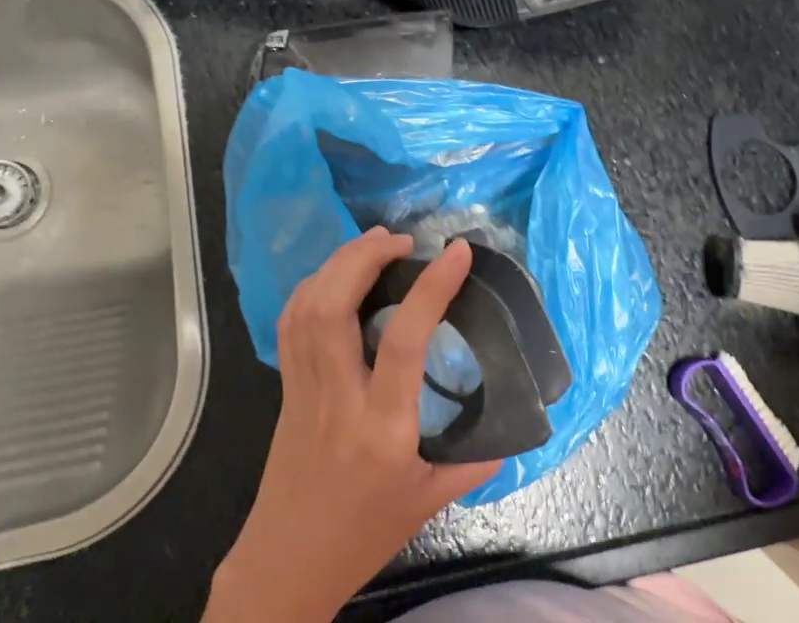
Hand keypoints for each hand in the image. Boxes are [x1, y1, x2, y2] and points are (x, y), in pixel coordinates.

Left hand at [205, 228, 499, 622]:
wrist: (288, 559)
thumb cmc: (363, 534)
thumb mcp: (428, 502)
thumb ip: (472, 463)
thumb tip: (512, 432)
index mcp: (382, 426)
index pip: (405, 341)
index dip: (431, 288)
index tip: (456, 252)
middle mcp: (337, 396)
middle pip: (334, 307)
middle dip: (363, 258)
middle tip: (401, 239)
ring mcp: (304, 387)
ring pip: (306, 309)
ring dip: (337, 264)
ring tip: (373, 244)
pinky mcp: (286, 386)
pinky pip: (291, 324)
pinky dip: (312, 287)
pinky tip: (334, 278)